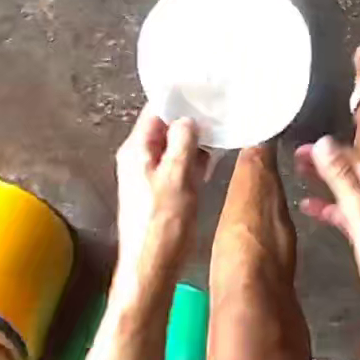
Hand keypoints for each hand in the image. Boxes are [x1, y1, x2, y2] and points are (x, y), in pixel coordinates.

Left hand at [115, 113, 208, 302]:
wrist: (151, 269)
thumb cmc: (163, 223)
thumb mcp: (178, 175)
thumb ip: (183, 141)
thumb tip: (188, 119)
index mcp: (136, 150)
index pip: (156, 111)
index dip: (179, 99)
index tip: (206, 89)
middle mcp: (138, 160)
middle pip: (165, 129)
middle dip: (191, 121)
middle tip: (221, 110)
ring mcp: (148, 178)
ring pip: (173, 149)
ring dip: (195, 143)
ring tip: (223, 133)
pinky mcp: (159, 194)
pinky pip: (177, 168)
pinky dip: (193, 163)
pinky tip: (213, 163)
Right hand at [296, 134, 359, 312]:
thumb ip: (341, 176)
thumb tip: (323, 141)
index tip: (347, 104)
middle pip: (353, 163)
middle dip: (329, 153)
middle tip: (301, 147)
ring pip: (346, 185)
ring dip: (325, 176)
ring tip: (299, 168)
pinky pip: (343, 211)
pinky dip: (326, 206)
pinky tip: (307, 206)